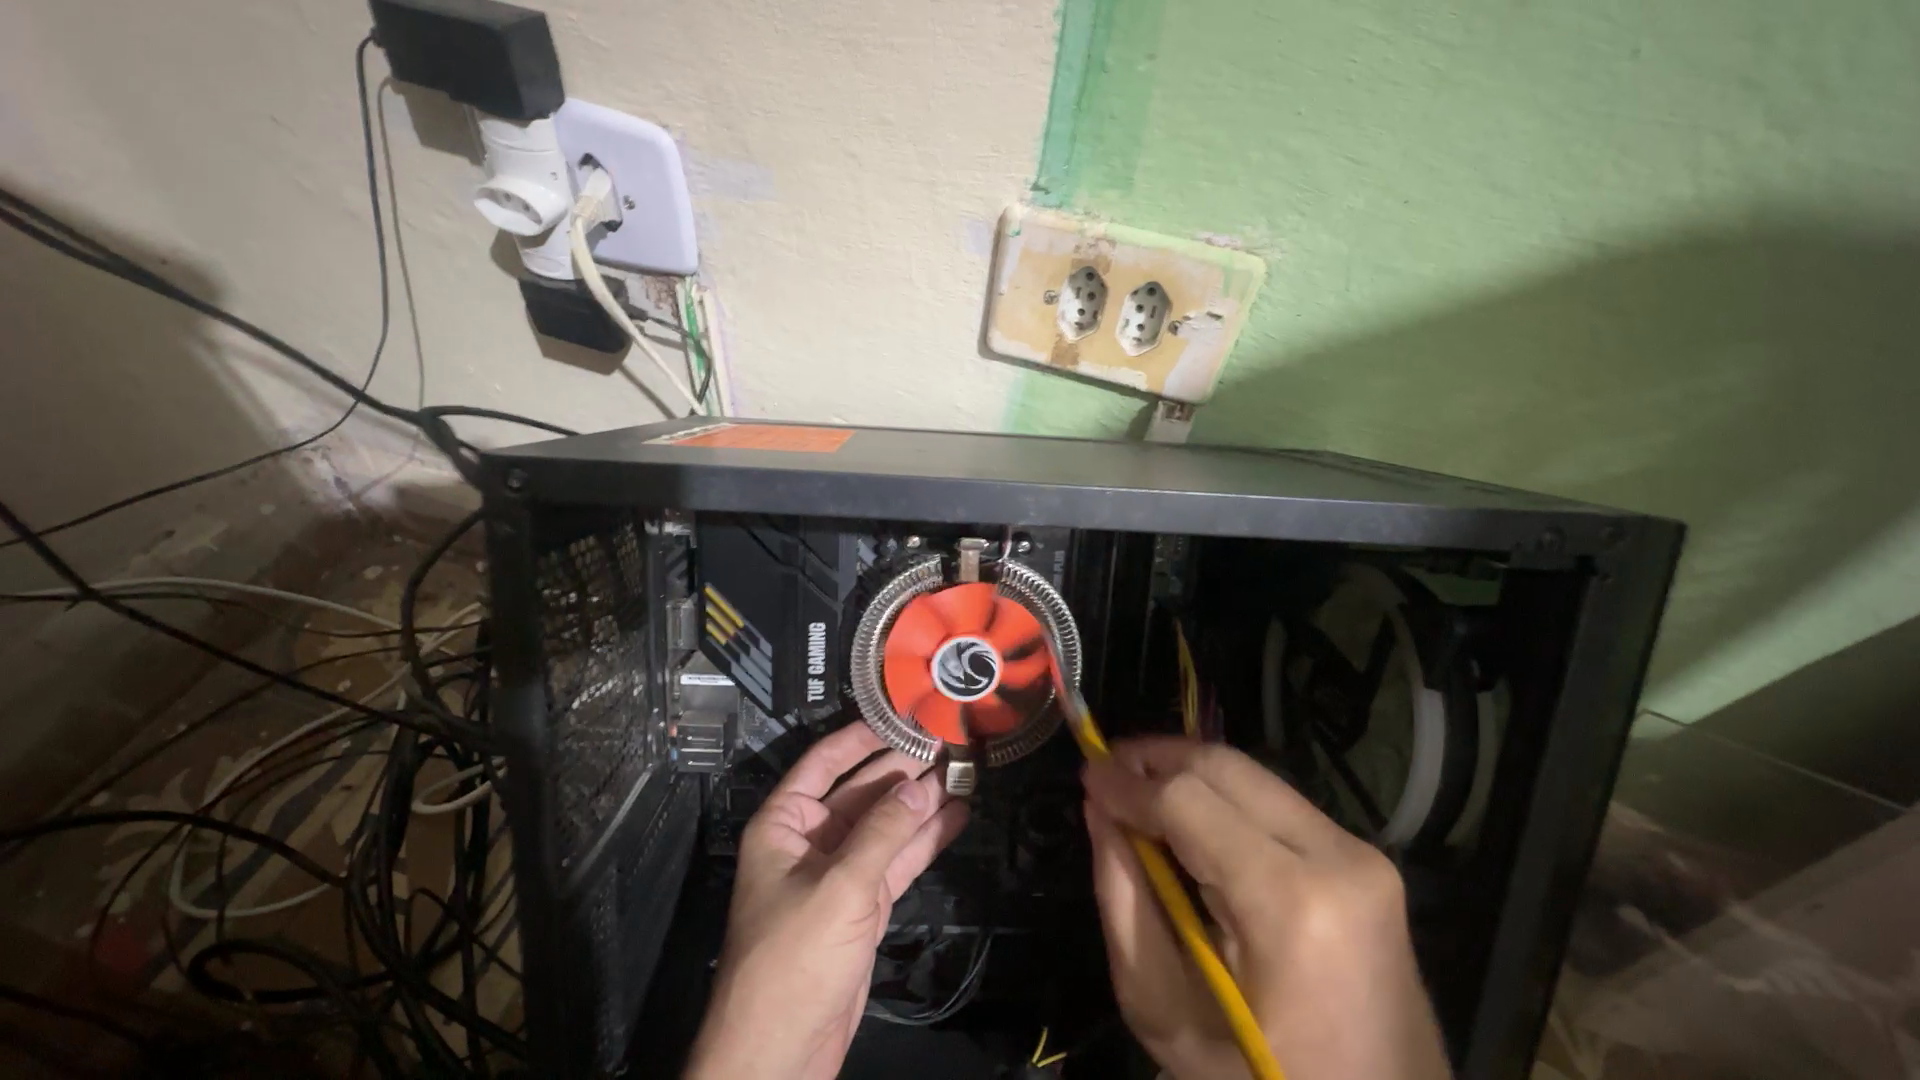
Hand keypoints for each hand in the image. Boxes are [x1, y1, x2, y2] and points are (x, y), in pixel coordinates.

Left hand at [683, 723, 969, 1079]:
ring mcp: (840, 873)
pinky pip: (897, 860)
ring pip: (886, 826)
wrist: (781, 1050)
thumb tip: (921, 786)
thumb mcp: (838, 887)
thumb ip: (882, 833)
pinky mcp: (863, 904)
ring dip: (923, 804)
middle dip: (905, 771)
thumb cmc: (792, 958)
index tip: (903, 715)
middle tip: (951, 744)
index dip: (862, 737)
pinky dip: (925, 841)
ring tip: (966, 773)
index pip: (824, 763)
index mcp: (785, 823)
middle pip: (863, 792)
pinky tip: (957, 816)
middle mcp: (811, 839)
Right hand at [1083, 737, 1451, 1079]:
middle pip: (1226, 768)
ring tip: (1138, 793)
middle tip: (1107, 771)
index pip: (1189, 800)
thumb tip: (1100, 812)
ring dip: (1189, 775)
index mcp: (1290, 904)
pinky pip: (1278, 806)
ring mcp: (1363, 856)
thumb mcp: (1166, 1011)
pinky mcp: (1368, 863)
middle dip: (1157, 759)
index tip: (1084, 773)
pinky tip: (1189, 824)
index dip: (1128, 782)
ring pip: (1254, 778)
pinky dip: (1224, 801)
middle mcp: (1338, 858)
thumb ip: (1124, 900)